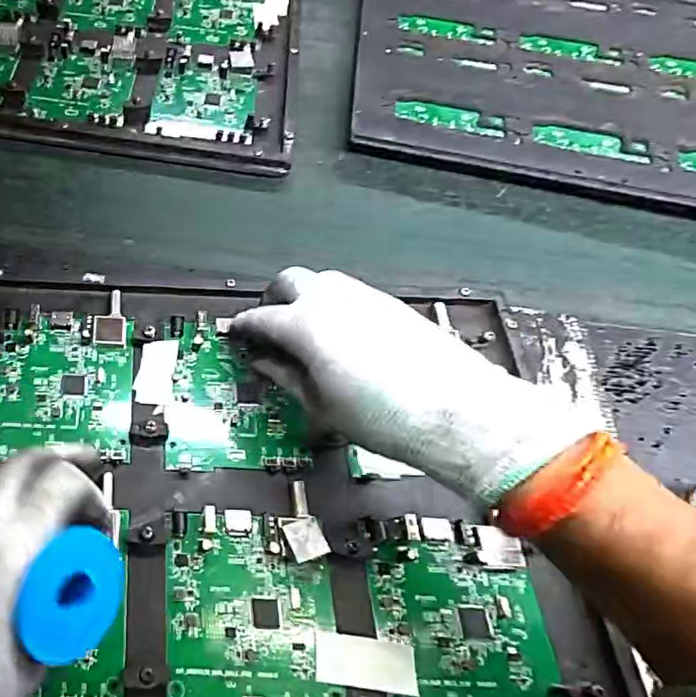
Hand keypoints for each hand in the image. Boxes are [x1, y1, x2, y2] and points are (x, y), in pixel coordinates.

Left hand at [0, 448, 108, 696]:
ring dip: (22, 477)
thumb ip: (58, 606)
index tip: (98, 521)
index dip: (91, 493)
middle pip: (26, 462)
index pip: (60, 483)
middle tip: (84, 478)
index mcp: (5, 559)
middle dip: (65, 464)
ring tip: (37, 502)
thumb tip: (75, 578)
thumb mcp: (30, 662)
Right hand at [230, 267, 601, 506]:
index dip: (243, 328)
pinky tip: (336, 339)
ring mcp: (365, 298)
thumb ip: (285, 376)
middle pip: (287, 281)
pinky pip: (349, 296)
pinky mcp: (391, 305)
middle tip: (266, 326)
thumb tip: (266, 364)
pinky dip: (332, 308)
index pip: (259, 318)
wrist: (457, 412)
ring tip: (301, 334)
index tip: (238, 336)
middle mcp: (332, 300)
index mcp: (304, 324)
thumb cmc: (387, 415)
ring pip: (321, 283)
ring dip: (303, 300)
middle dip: (271, 300)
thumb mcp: (318, 403)